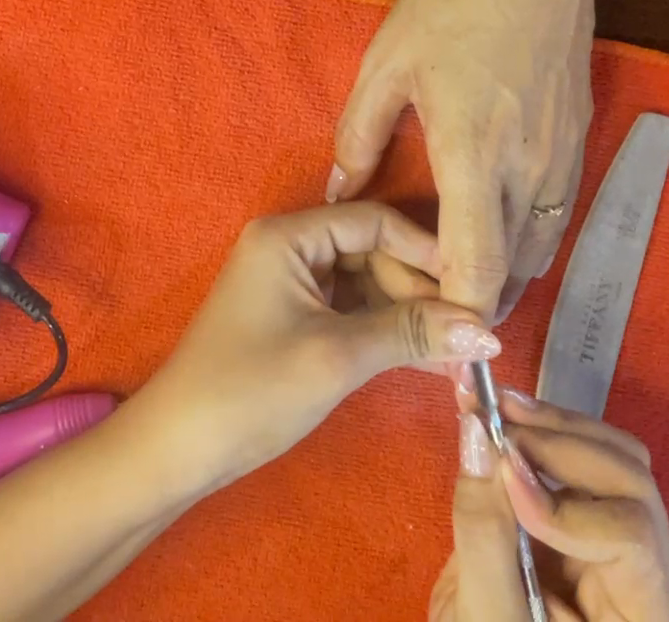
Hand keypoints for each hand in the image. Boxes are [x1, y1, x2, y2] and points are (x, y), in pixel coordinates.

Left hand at [126, 203, 502, 493]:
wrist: (179, 446)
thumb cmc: (252, 389)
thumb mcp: (337, 356)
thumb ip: (411, 332)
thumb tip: (489, 328)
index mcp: (287, 236)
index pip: (374, 222)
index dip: (428, 252)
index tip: (479, 288)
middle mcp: (288, 247)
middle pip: (372, 251)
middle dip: (421, 290)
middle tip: (476, 331)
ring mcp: (290, 283)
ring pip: (366, 284)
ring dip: (409, 314)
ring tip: (462, 350)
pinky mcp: (294, 317)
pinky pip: (350, 310)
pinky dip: (385, 330)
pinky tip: (428, 357)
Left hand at [329, 0, 632, 319]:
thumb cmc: (453, 3)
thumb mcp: (386, 63)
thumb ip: (360, 134)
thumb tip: (338, 186)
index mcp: (471, 152)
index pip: (473, 263)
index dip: (455, 312)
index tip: (429, 338)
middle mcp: (526, 170)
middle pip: (511, 272)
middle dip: (474, 306)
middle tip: (432, 319)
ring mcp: (563, 160)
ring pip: (538, 251)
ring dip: (503, 280)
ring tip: (457, 293)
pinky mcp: (580, 145)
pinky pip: (554, 220)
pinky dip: (526, 247)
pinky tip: (494, 244)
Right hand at [435, 387, 668, 621]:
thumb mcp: (486, 611)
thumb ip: (485, 532)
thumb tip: (476, 434)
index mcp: (642, 612)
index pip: (632, 538)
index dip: (565, 505)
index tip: (503, 480)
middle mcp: (643, 568)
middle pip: (629, 483)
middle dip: (557, 442)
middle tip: (492, 418)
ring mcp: (611, 536)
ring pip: (609, 459)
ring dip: (547, 426)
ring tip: (490, 407)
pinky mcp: (575, 514)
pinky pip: (571, 460)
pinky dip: (533, 430)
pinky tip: (492, 416)